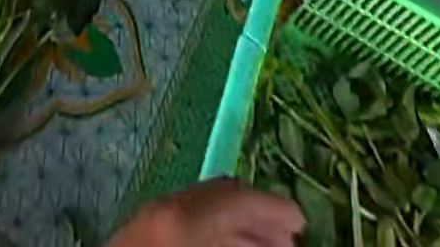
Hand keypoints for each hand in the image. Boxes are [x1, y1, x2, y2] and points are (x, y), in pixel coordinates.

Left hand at [109, 179, 304, 246]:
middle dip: (258, 218)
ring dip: (238, 229)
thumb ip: (244, 243)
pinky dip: (213, 236)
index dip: (274, 209)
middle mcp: (167, 206)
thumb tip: (279, 243)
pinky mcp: (138, 235)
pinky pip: (185, 225)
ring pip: (205, 212)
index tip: (301, 222)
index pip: (239, 198)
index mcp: (182, 217)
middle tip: (289, 239)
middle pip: (223, 197)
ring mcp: (149, 219)